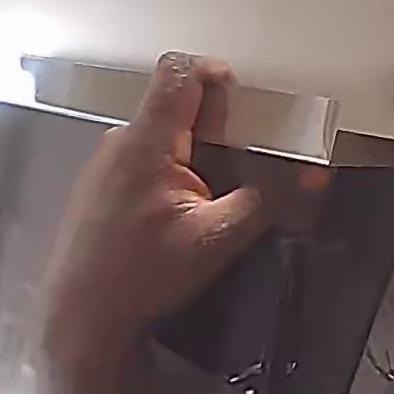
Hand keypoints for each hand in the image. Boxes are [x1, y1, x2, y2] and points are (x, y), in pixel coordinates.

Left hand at [43, 52, 328, 376]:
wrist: (79, 323)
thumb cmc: (138, 278)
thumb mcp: (218, 238)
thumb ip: (271, 199)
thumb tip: (314, 175)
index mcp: (145, 143)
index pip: (179, 72)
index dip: (216, 70)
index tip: (245, 98)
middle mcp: (122, 141)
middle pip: (178, 100)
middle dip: (219, 120)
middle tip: (244, 155)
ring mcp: (109, 162)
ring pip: (167, 128)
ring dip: (201, 145)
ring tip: (219, 187)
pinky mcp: (106, 182)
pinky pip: (152, 152)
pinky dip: (181, 163)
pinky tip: (189, 204)